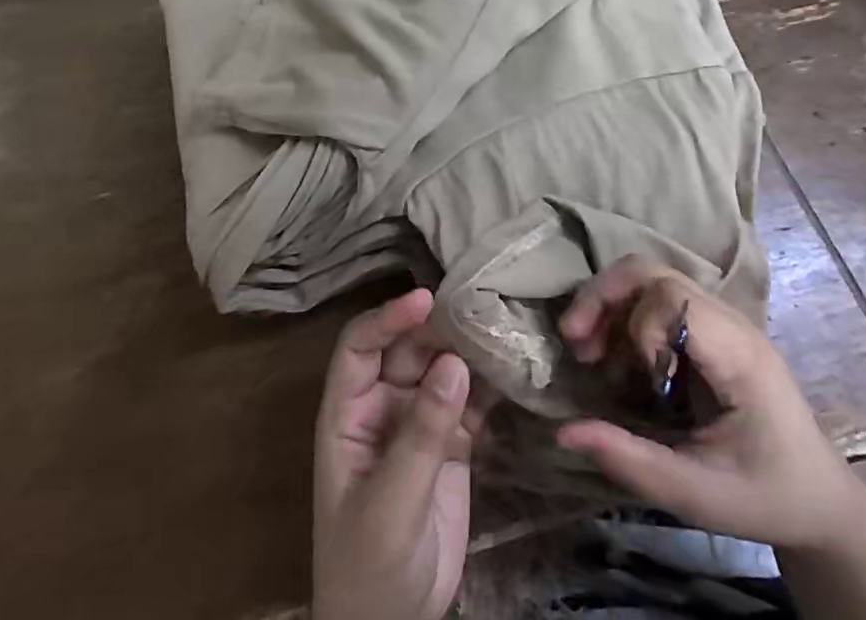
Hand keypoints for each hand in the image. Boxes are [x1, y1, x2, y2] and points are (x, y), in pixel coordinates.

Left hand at [313, 289, 481, 619]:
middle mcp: (383, 407)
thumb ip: (421, 435)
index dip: (388, 318)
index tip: (426, 298)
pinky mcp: (454, 441)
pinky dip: (492, 383)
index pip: (360, 347)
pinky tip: (517, 364)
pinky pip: (472, 400)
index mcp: (348, 414)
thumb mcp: (390, 504)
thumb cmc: (369, 566)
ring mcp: (420, 422)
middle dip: (440, 328)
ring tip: (507, 325)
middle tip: (484, 306)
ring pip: (444, 368)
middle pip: (409, 350)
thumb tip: (455, 363)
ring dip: (471, 348)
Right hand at [553, 257, 862, 551]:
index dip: (639, 328)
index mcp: (738, 356)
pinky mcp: (710, 331)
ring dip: (609, 306)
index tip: (636, 383)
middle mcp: (730, 323)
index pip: (675, 298)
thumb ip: (630, 461)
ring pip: (651, 279)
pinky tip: (615, 362)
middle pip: (654, 272)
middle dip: (603, 297)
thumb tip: (563, 433)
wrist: (819, 497)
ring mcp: (722, 321)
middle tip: (574, 341)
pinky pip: (657, 301)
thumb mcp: (696, 494)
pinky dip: (624, 320)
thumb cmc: (766, 496)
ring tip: (589, 355)